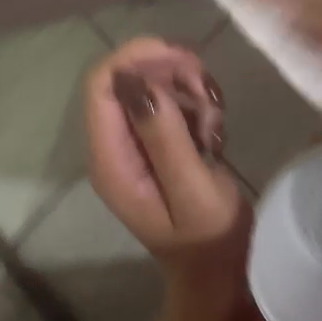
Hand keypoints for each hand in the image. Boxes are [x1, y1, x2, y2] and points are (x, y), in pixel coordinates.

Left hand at [83, 39, 248, 292]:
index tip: (182, 57)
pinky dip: (199, 101)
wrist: (220, 263)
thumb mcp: (190, 188)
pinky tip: (215, 131)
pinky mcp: (161, 138)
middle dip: (173, 72)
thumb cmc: (205, 234)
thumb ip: (164, 136)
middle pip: (131, 75)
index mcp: (111, 158)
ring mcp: (139, 139)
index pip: (101, 84)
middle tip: (209, 94)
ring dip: (192, 88)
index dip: (135, 58)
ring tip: (216, 124)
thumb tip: (139, 82)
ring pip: (157, 82)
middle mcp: (117, 143)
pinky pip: (175, 97)